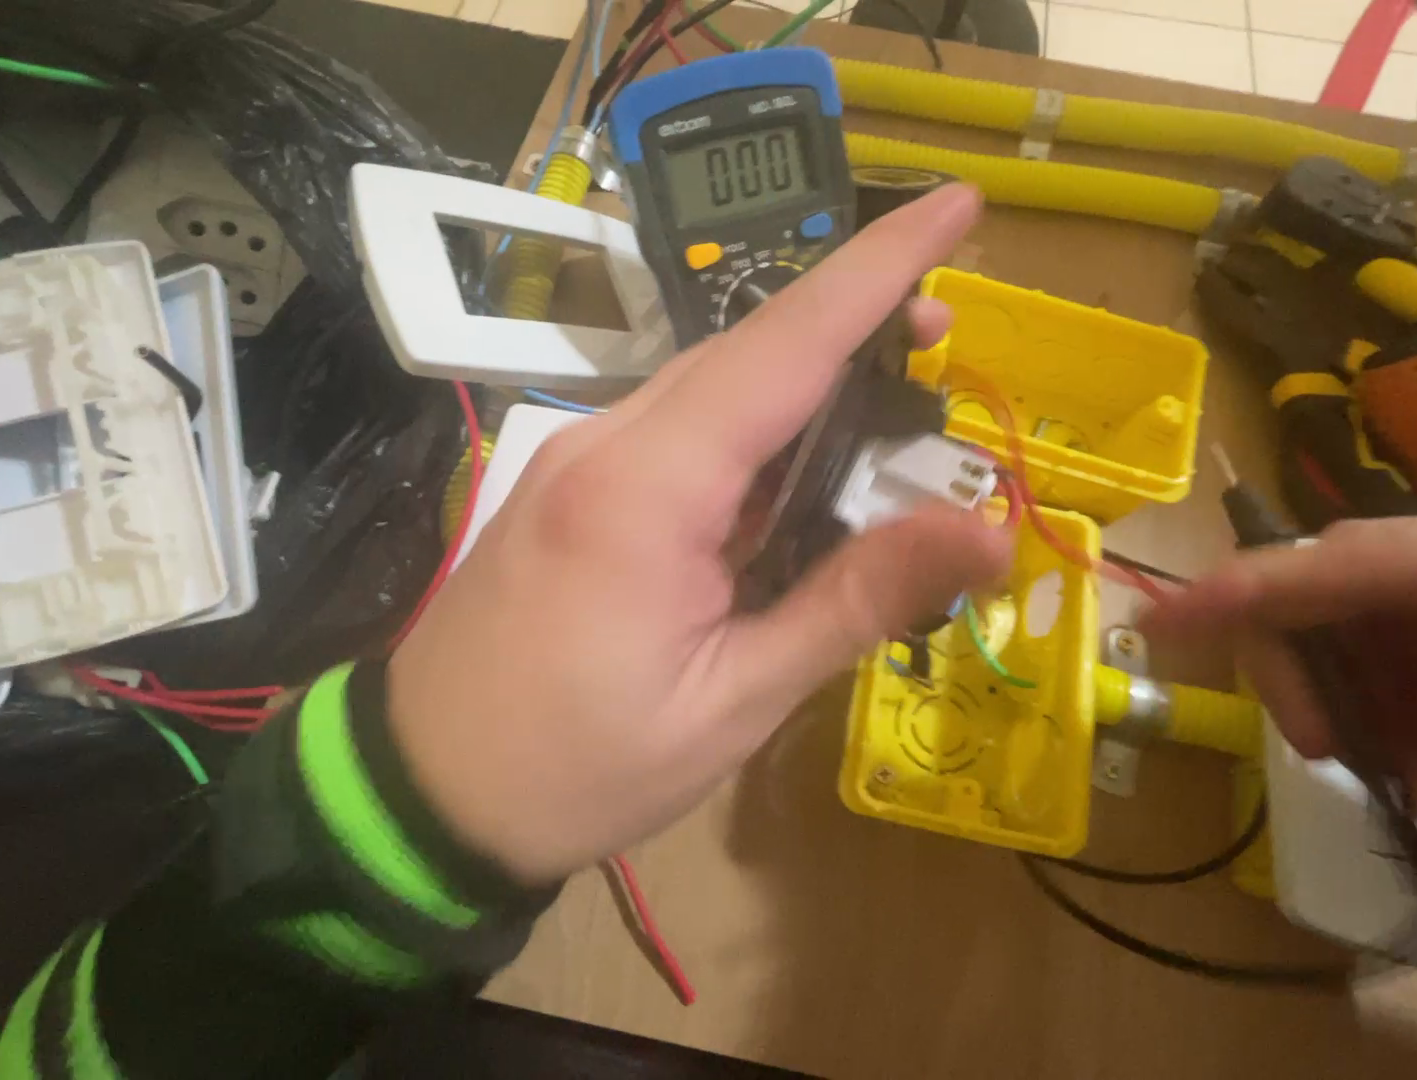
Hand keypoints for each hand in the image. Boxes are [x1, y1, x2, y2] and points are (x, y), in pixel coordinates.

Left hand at [388, 186, 1010, 883]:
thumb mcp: (734, 699)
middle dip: (854, 326)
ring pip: (715, 386)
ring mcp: (583, 458)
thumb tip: (987, 536)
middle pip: (749, 350)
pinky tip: (795, 476)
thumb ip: (853, 601)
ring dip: (806, 384)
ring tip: (886, 416)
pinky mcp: (577, 487)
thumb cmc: (584, 765)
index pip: (784, 344)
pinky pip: (683, 432)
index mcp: (646, 487)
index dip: (879, 268)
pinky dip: (756, 436)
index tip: (958, 204)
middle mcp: (609, 443)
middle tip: (942, 337)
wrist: (429, 794)